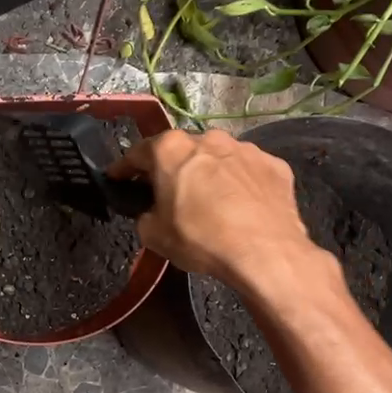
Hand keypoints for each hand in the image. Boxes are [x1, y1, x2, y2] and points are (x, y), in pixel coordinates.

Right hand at [110, 129, 314, 288]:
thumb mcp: (152, 234)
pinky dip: (239, 184)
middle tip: (166, 194)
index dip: (123, 169)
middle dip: (170, 169)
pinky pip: (247, 171)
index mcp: (170, 149)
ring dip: (207, 174)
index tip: (117, 179)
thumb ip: (145, 215)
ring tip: (208, 202)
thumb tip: (152, 213)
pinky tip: (240, 207)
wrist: (265, 253)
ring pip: (216, 158)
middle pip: (180, 151)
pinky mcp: (274, 165)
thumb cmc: (200, 238)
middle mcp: (208, 139)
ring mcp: (245, 149)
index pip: (136, 154)